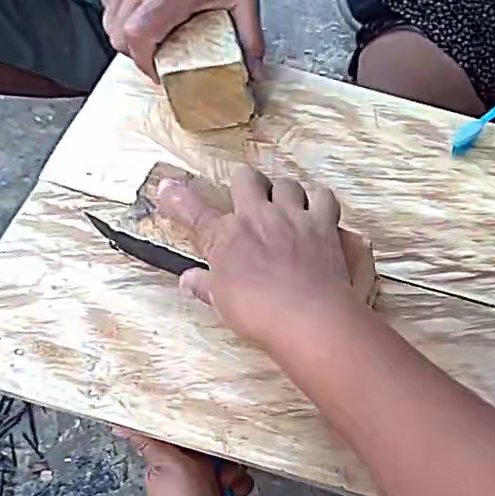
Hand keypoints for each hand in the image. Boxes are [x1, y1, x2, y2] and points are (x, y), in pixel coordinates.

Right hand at [102, 0, 264, 81]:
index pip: (137, 38)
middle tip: (158, 61)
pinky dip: (120, 11)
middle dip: (134, 54)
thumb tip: (257, 73)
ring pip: (108, 13)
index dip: (145, 64)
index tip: (160, 75)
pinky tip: (145, 14)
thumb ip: (251, 39)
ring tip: (152, 41)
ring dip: (125, 33)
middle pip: (116, 31)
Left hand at [118, 429, 253, 495]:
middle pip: (218, 445)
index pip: (192, 432)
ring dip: (235, 471)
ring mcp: (209, 480)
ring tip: (226, 484)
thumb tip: (120, 424)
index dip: (206, 430)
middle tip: (220, 466)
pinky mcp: (224, 492)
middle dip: (226, 453)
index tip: (215, 432)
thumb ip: (150, 442)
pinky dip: (241, 485)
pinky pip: (241, 478)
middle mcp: (191, 466)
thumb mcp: (165, 465)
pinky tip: (234, 493)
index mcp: (174, 456)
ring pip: (232, 461)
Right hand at [158, 166, 353, 347]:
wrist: (309, 317)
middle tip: (252, 196)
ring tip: (289, 206)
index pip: (192, 211)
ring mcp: (293, 218)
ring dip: (286, 192)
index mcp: (224, 237)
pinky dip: (321, 201)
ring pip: (287, 184)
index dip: (177, 197)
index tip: (169, 187)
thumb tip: (188, 280)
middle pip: (246, 178)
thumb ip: (206, 286)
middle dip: (247, 184)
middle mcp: (257, 218)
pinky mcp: (324, 226)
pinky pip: (324, 198)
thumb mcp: (223, 303)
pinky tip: (320, 211)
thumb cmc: (262, 314)